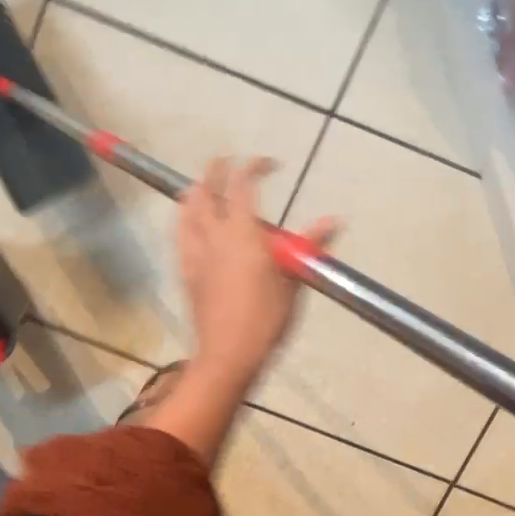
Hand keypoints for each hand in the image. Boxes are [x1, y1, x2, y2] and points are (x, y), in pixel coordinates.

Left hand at [176, 156, 339, 388]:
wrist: (227, 354)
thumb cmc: (265, 319)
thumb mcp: (293, 281)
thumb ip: (308, 246)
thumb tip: (335, 220)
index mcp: (242, 232)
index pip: (243, 184)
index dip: (254, 166)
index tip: (269, 164)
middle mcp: (213, 236)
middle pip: (206, 191)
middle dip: (216, 170)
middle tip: (226, 161)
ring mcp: (195, 254)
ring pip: (186, 212)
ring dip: (195, 192)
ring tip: (202, 186)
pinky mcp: (186, 273)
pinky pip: (180, 237)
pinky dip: (185, 221)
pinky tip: (189, 225)